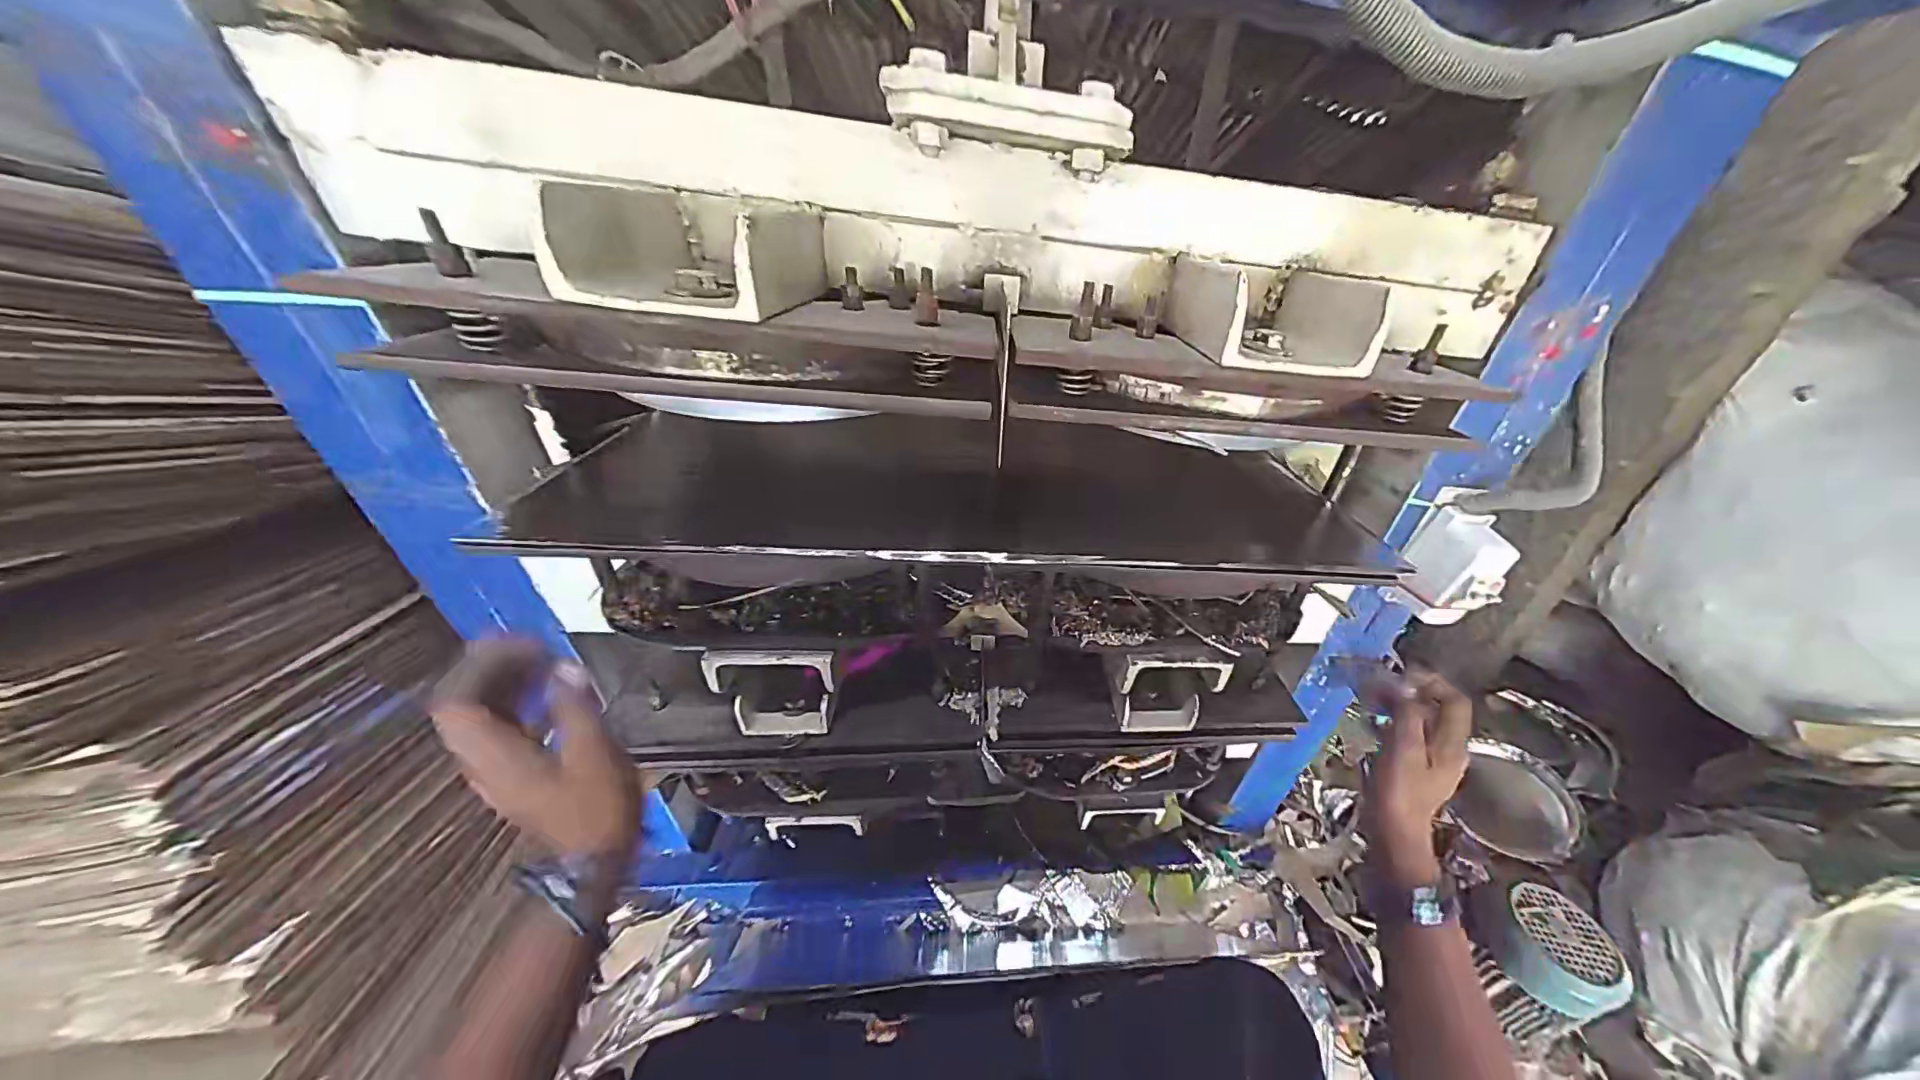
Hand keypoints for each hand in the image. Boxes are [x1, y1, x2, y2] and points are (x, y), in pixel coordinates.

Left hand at [429, 639, 642, 860]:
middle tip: (533, 647)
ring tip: (544, 664)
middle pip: (464, 704)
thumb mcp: (593, 750)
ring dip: (506, 685)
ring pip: (481, 717)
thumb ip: (574, 706)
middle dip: (494, 668)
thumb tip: (564, 670)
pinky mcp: (513, 776)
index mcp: (493, 754)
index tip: (522, 643)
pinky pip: (501, 729)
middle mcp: (482, 761)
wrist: (593, 862)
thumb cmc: (594, 808)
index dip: (482, 663)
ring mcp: (494, 772)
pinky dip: (519, 705)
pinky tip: (550, 697)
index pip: (457, 699)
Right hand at [1363, 670, 1472, 885]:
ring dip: (1399, 706)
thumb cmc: (1399, 790)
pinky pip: (1409, 734)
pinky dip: (1393, 722)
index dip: (1432, 682)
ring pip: (1421, 721)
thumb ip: (1407, 714)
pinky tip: (1374, 723)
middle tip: (1380, 685)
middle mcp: (1448, 749)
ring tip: (1373, 699)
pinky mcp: (1415, 768)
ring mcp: (1433, 760)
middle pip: (1437, 709)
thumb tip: (1405, 686)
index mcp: (1451, 743)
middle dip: (1410, 692)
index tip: (1401, 675)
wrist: (1394, 832)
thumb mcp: (1402, 747)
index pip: (1454, 700)